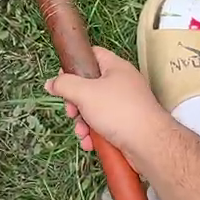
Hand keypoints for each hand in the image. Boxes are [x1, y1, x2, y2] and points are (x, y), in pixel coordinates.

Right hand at [44, 46, 171, 159]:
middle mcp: (122, 83)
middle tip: (71, 112)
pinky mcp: (127, 124)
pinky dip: (94, 134)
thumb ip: (64, 84)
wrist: (148, 144)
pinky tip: (90, 143)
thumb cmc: (119, 111)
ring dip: (83, 122)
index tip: (63, 80)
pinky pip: (104, 125)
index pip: (92, 55)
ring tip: (82, 133)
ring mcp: (125, 104)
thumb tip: (51, 82)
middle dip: (75, 102)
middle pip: (89, 85)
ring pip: (94, 108)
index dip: (75, 65)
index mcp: (115, 67)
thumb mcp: (84, 93)